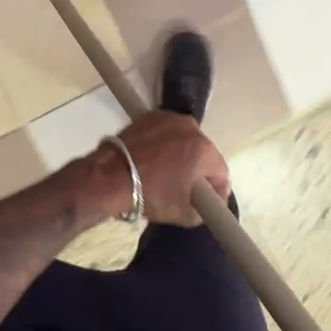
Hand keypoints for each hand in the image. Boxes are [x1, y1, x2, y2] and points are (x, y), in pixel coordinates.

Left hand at [99, 111, 228, 226]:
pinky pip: (165, 133)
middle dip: (196, 171)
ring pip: (184, 141)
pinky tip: (151, 158)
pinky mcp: (149, 116)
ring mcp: (169, 118)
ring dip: (180, 154)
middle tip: (182, 187)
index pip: (221, 174)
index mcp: (205, 150)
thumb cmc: (150, 194)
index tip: (203, 202)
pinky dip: (162, 144)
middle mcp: (192, 127)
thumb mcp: (184, 214)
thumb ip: (205, 210)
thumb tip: (207, 204)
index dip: (215, 191)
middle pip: (203, 154)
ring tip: (164, 172)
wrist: (110, 177)